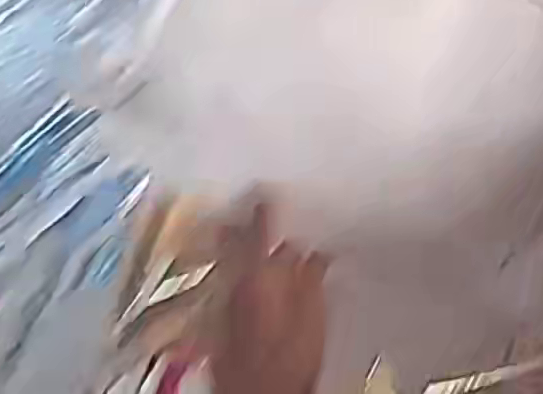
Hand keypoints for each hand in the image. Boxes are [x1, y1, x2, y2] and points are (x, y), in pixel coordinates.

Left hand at [211, 199, 328, 393]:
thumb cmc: (291, 354)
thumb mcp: (312, 308)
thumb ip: (311, 273)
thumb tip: (314, 246)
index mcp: (257, 279)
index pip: (257, 234)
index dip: (262, 209)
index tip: (265, 187)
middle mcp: (236, 291)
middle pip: (237, 250)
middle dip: (242, 226)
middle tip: (249, 203)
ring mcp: (229, 312)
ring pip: (239, 269)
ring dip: (251, 251)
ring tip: (269, 234)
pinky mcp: (228, 330)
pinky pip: (241, 289)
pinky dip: (254, 275)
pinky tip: (272, 275)